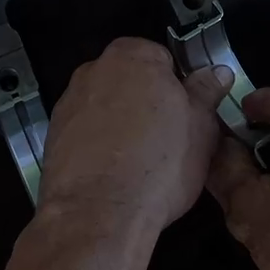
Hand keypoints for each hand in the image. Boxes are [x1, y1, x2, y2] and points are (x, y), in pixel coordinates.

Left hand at [39, 37, 234, 240]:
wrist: (97, 213)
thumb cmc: (160, 163)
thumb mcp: (201, 128)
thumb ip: (207, 92)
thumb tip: (217, 71)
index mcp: (133, 55)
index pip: (162, 58)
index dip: (177, 87)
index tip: (184, 115)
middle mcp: (95, 68)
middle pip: (130, 79)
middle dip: (146, 102)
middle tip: (166, 139)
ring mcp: (69, 100)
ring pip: (106, 105)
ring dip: (119, 123)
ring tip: (138, 161)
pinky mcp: (53, 133)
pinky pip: (85, 130)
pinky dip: (97, 143)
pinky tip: (112, 172)